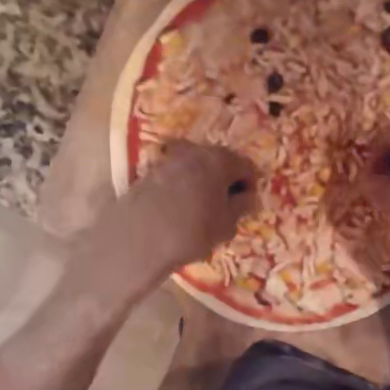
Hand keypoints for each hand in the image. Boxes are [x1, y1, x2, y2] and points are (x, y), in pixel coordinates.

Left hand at [76, 141, 257, 295]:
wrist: (138, 239)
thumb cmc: (192, 231)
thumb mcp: (226, 225)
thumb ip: (241, 207)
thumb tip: (247, 198)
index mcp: (219, 159)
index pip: (246, 167)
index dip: (250, 187)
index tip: (246, 206)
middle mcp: (194, 151)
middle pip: (220, 161)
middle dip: (227, 181)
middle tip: (227, 207)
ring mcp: (169, 159)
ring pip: (196, 167)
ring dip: (204, 183)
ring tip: (203, 210)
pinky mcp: (150, 171)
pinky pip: (177, 176)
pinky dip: (185, 187)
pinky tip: (181, 210)